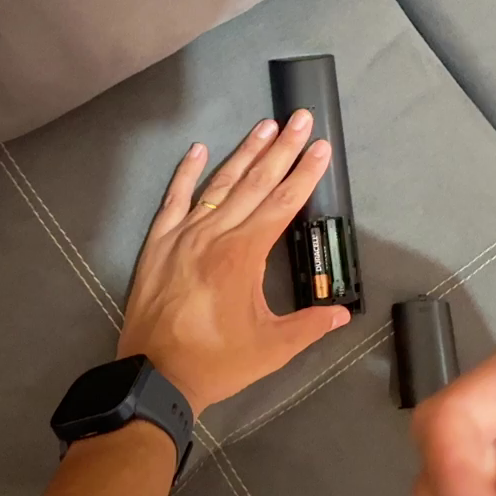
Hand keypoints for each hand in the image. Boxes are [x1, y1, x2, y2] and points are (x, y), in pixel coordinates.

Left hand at [115, 111, 352, 414]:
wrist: (154, 376)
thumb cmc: (216, 362)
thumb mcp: (271, 349)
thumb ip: (309, 326)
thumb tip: (342, 314)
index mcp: (243, 255)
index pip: (282, 204)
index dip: (305, 174)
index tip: (320, 147)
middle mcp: (214, 234)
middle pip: (255, 183)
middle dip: (282, 149)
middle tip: (300, 119)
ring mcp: (182, 234)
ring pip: (219, 184)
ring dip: (244, 153)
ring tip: (266, 126)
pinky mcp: (158, 242)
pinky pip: (174, 199)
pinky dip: (186, 173)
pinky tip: (199, 149)